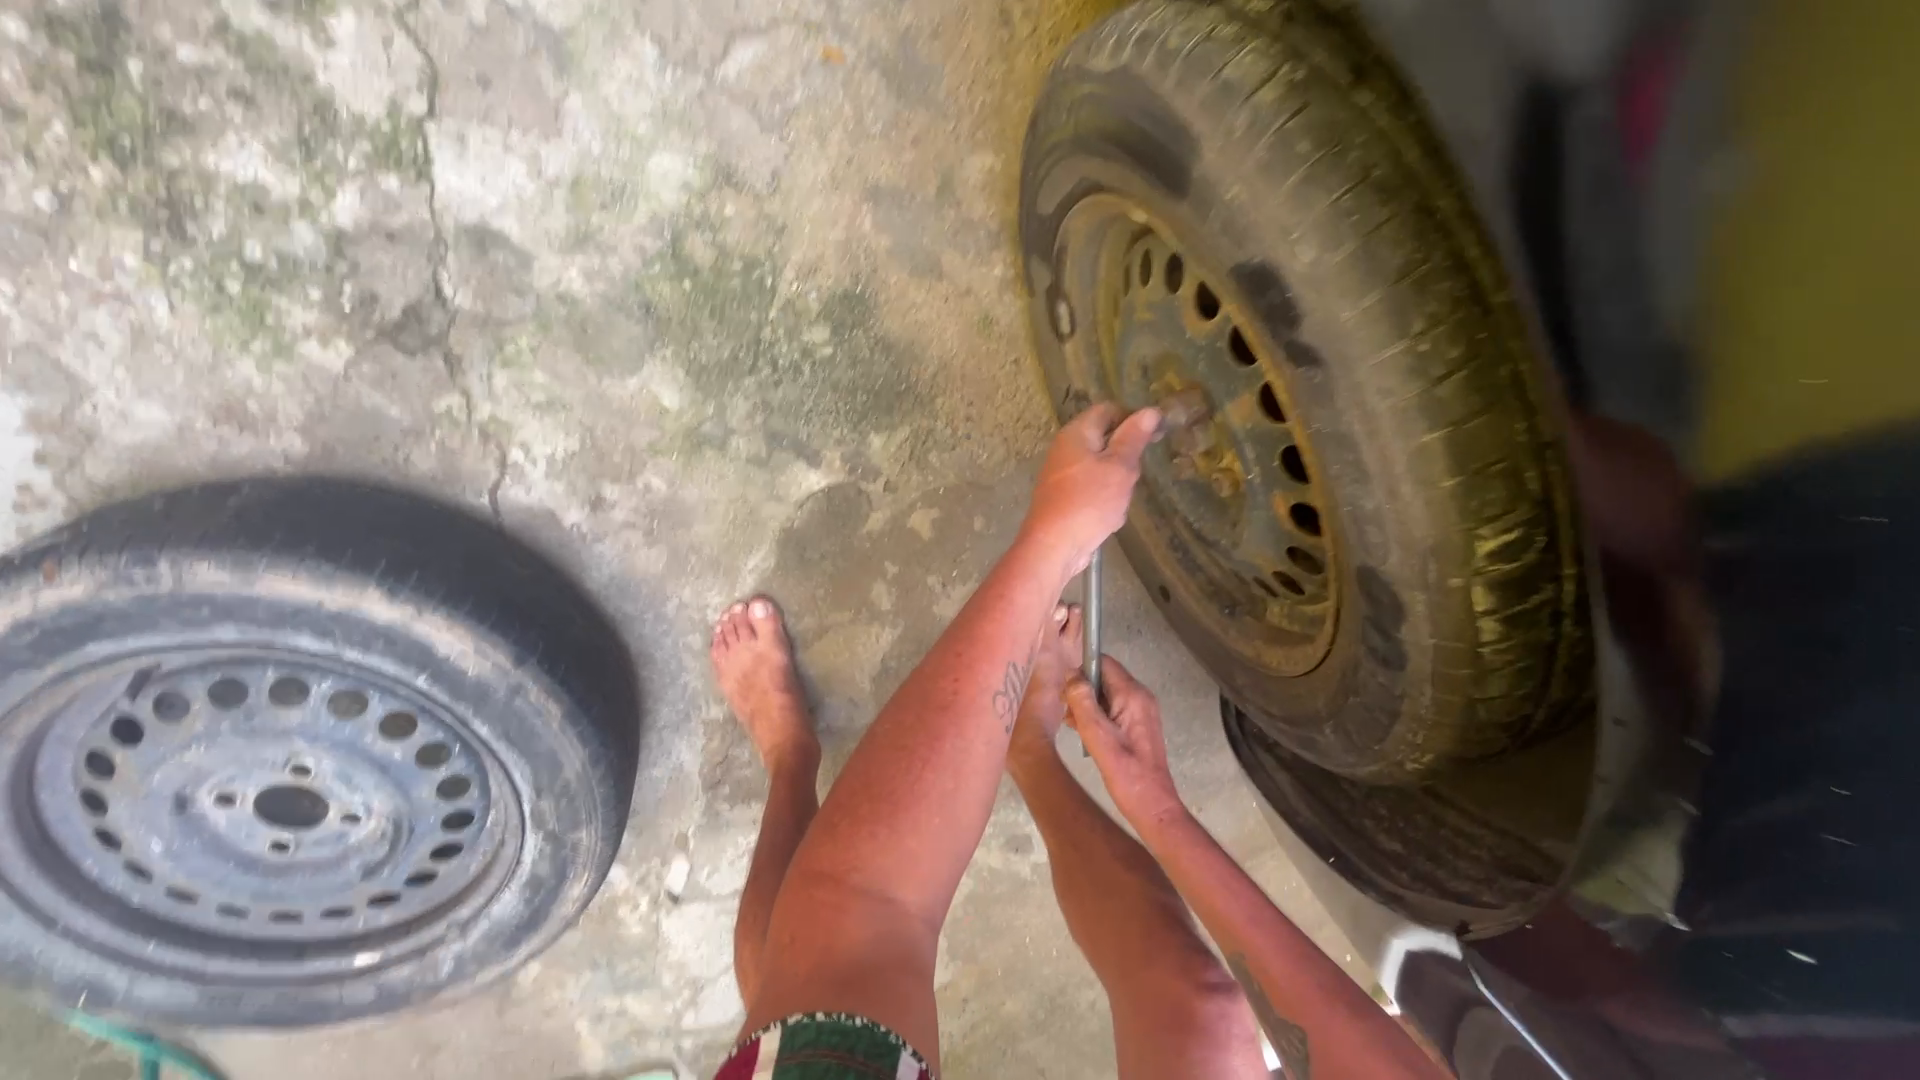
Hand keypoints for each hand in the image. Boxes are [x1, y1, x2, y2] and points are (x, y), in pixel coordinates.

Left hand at [1019, 404, 1161, 575]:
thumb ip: (1133, 439)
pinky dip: (1105, 500)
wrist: (1053, 547)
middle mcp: (1065, 449)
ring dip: (1117, 481)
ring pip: (1101, 468)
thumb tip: (1149, 411)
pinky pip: (1092, 490)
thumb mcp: (1119, 468)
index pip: (1108, 410)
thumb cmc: (1088, 502)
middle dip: (1125, 456)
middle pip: (1104, 439)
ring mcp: (1062, 475)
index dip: (1133, 417)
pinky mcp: (1064, 497)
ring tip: (1120, 499)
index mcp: (1076, 434)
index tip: (1155, 434)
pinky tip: (1110, 516)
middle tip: (1135, 474)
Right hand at [1063, 655, 1185, 829]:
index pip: (1104, 662)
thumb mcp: (1097, 736)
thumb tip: (1071, 674)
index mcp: (1132, 695)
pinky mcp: (1138, 724)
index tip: (1064, 691)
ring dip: (1087, 705)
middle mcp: (1140, 696)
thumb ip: (1082, 701)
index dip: (1081, 670)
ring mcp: (1141, 710)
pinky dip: (1097, 715)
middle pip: (1104, 677)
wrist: (1152, 805)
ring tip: (1073, 725)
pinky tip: (1084, 733)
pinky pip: (1113, 708)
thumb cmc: (1126, 773)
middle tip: (1066, 712)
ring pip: (1107, 694)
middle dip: (1082, 690)